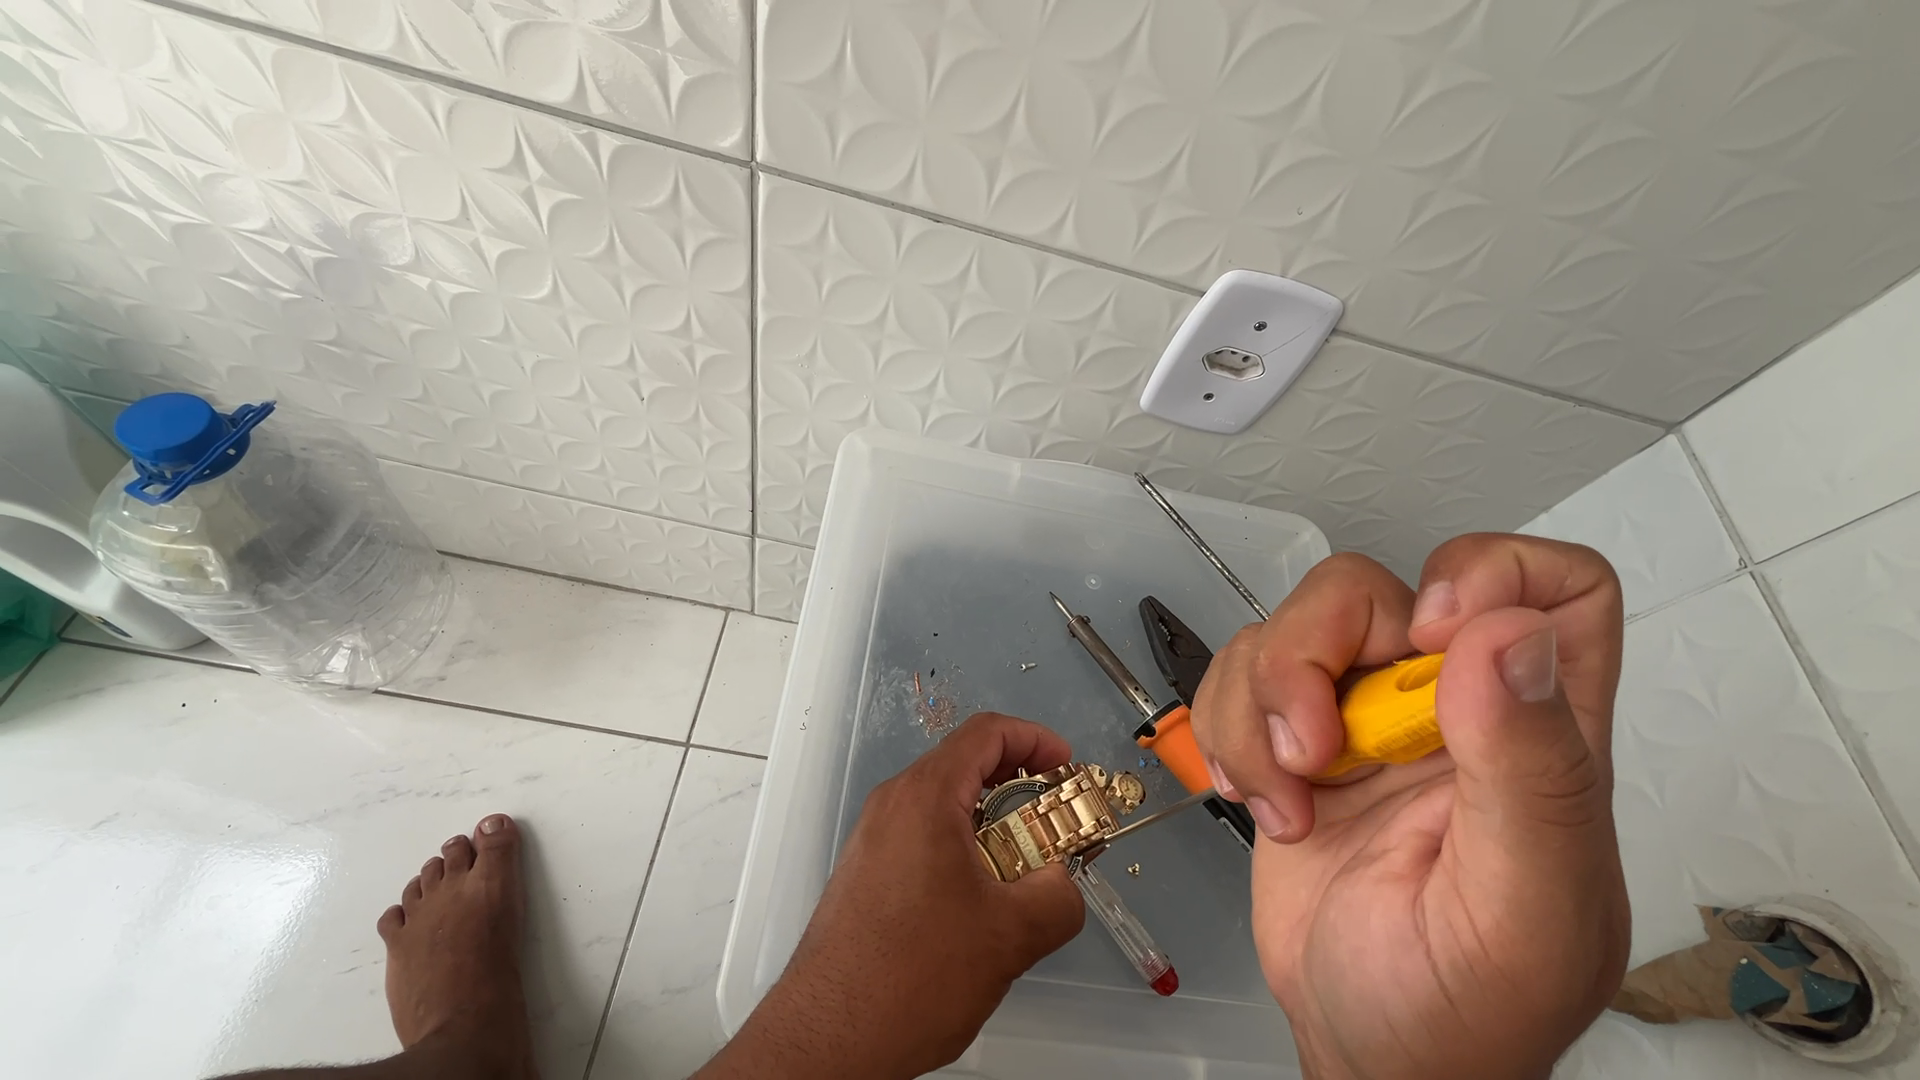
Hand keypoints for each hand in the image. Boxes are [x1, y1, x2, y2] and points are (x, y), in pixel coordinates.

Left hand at [702, 712, 1084, 1079]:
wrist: (828, 1038)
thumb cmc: (916, 973)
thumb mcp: (1010, 935)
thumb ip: (1058, 897)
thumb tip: (1065, 884)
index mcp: (925, 797)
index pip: (985, 732)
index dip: (1035, 738)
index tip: (1067, 768)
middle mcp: (893, 803)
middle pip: (963, 763)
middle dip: (1019, 780)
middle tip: (1057, 815)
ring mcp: (874, 836)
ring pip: (943, 802)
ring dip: (992, 817)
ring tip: (1028, 860)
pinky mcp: (866, 870)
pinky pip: (923, 833)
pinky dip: (963, 841)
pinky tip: (983, 892)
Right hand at [1191, 537, 1630, 1079]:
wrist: (1360, 1041)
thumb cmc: (1458, 1005)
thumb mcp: (1519, 907)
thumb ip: (1531, 775)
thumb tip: (1506, 635)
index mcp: (1533, 728)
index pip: (1548, 585)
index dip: (1485, 576)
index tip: (1423, 641)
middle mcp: (1439, 702)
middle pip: (1367, 590)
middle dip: (1308, 655)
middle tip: (1308, 749)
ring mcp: (1354, 715)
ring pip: (1283, 629)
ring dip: (1252, 710)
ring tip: (1280, 799)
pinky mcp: (1285, 734)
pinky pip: (1234, 675)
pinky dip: (1223, 731)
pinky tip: (1256, 798)